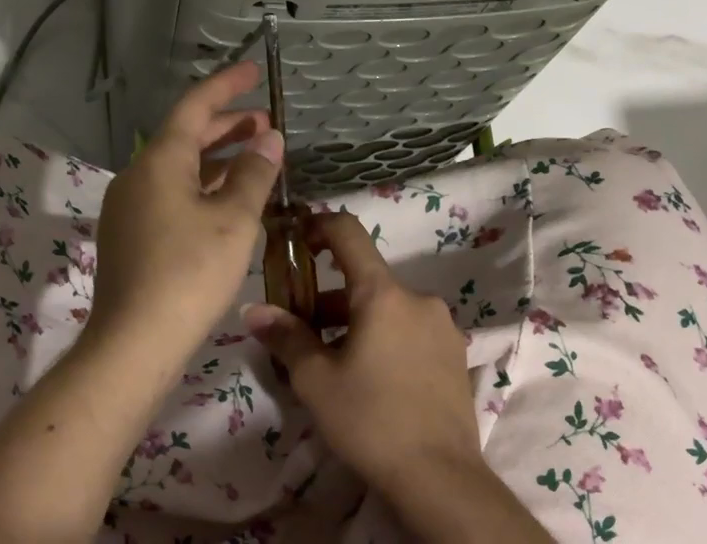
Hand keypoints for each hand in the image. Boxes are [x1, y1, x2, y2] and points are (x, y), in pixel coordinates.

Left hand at [89, 60, 283, 350]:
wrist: (133, 341)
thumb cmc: (189, 274)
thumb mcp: (233, 222)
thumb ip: (253, 174)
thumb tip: (269, 138)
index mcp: (159, 160)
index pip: (194, 106)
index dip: (226, 85)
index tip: (254, 71)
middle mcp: (137, 174)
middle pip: (185, 136)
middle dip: (226, 125)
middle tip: (266, 122)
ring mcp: (129, 205)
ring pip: (177, 167)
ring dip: (215, 158)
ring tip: (255, 157)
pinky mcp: (130, 233)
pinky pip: (169, 192)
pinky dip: (200, 185)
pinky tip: (226, 201)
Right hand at [243, 212, 481, 489]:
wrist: (442, 481)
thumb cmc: (371, 420)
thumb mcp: (315, 380)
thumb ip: (285, 336)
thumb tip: (253, 310)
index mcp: (382, 293)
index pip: (348, 232)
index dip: (318, 226)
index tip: (296, 239)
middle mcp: (417, 299)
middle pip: (363, 279)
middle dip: (328, 297)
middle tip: (300, 330)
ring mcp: (442, 328)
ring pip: (386, 308)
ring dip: (355, 322)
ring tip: (330, 363)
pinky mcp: (454, 357)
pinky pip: (409, 331)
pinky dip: (383, 339)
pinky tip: (369, 379)